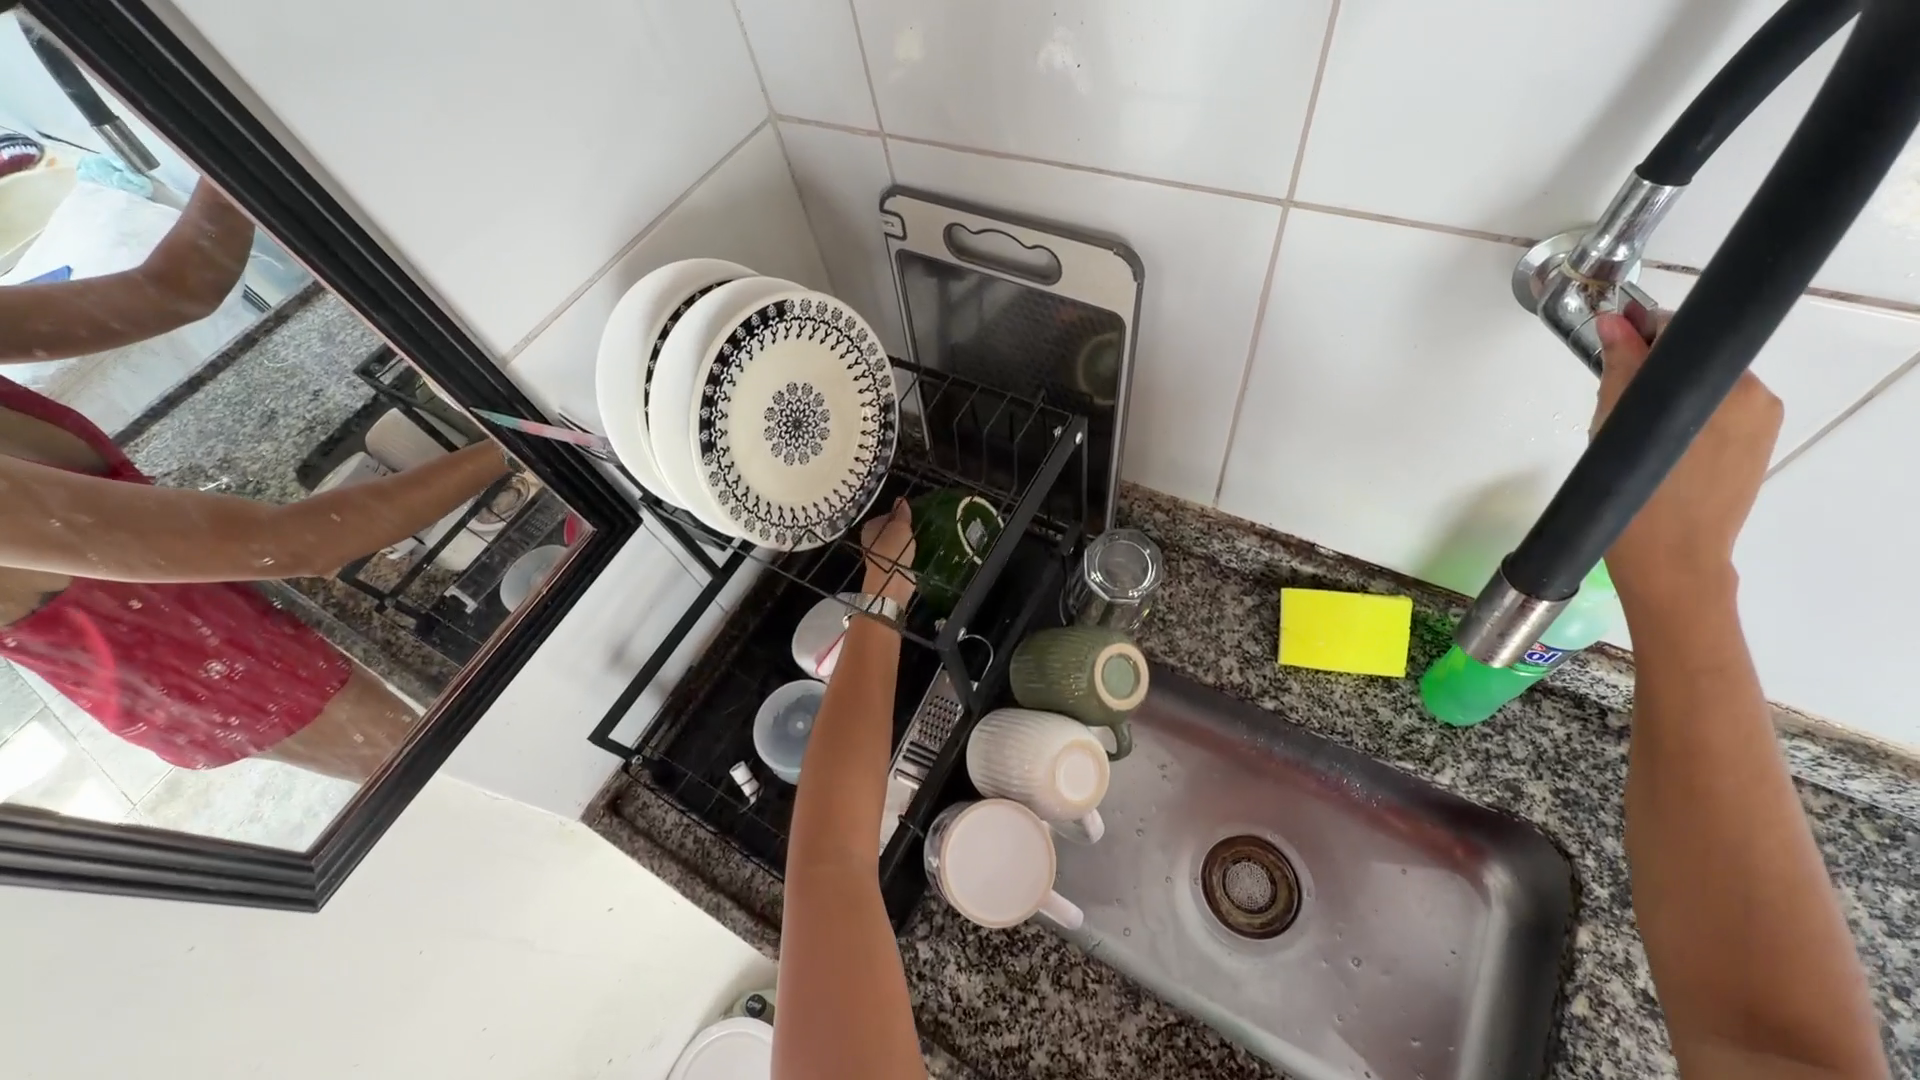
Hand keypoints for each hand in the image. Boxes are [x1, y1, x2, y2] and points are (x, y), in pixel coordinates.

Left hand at [858, 499, 916, 606]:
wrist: (891, 580)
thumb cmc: (893, 549)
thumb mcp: (900, 526)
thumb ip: (901, 513)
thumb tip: (900, 499)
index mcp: (870, 527)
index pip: (887, 515)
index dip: (900, 515)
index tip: (913, 517)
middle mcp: (871, 540)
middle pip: (891, 529)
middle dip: (903, 529)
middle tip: (918, 527)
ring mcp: (879, 554)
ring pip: (896, 542)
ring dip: (906, 542)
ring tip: (921, 538)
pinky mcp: (889, 567)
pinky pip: (900, 555)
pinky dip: (907, 553)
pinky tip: (917, 552)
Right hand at [1591, 313, 1781, 603]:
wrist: (1671, 562)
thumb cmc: (1639, 497)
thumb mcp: (1616, 425)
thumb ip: (1622, 367)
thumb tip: (1614, 322)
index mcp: (1735, 386)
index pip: (1684, 336)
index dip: (1641, 336)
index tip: (1607, 346)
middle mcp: (1759, 398)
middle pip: (1691, 367)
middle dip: (1647, 377)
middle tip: (1608, 407)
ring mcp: (1760, 428)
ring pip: (1697, 395)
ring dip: (1661, 404)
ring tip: (1626, 439)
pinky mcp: (1750, 454)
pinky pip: (1709, 421)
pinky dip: (1677, 427)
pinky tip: (1652, 455)